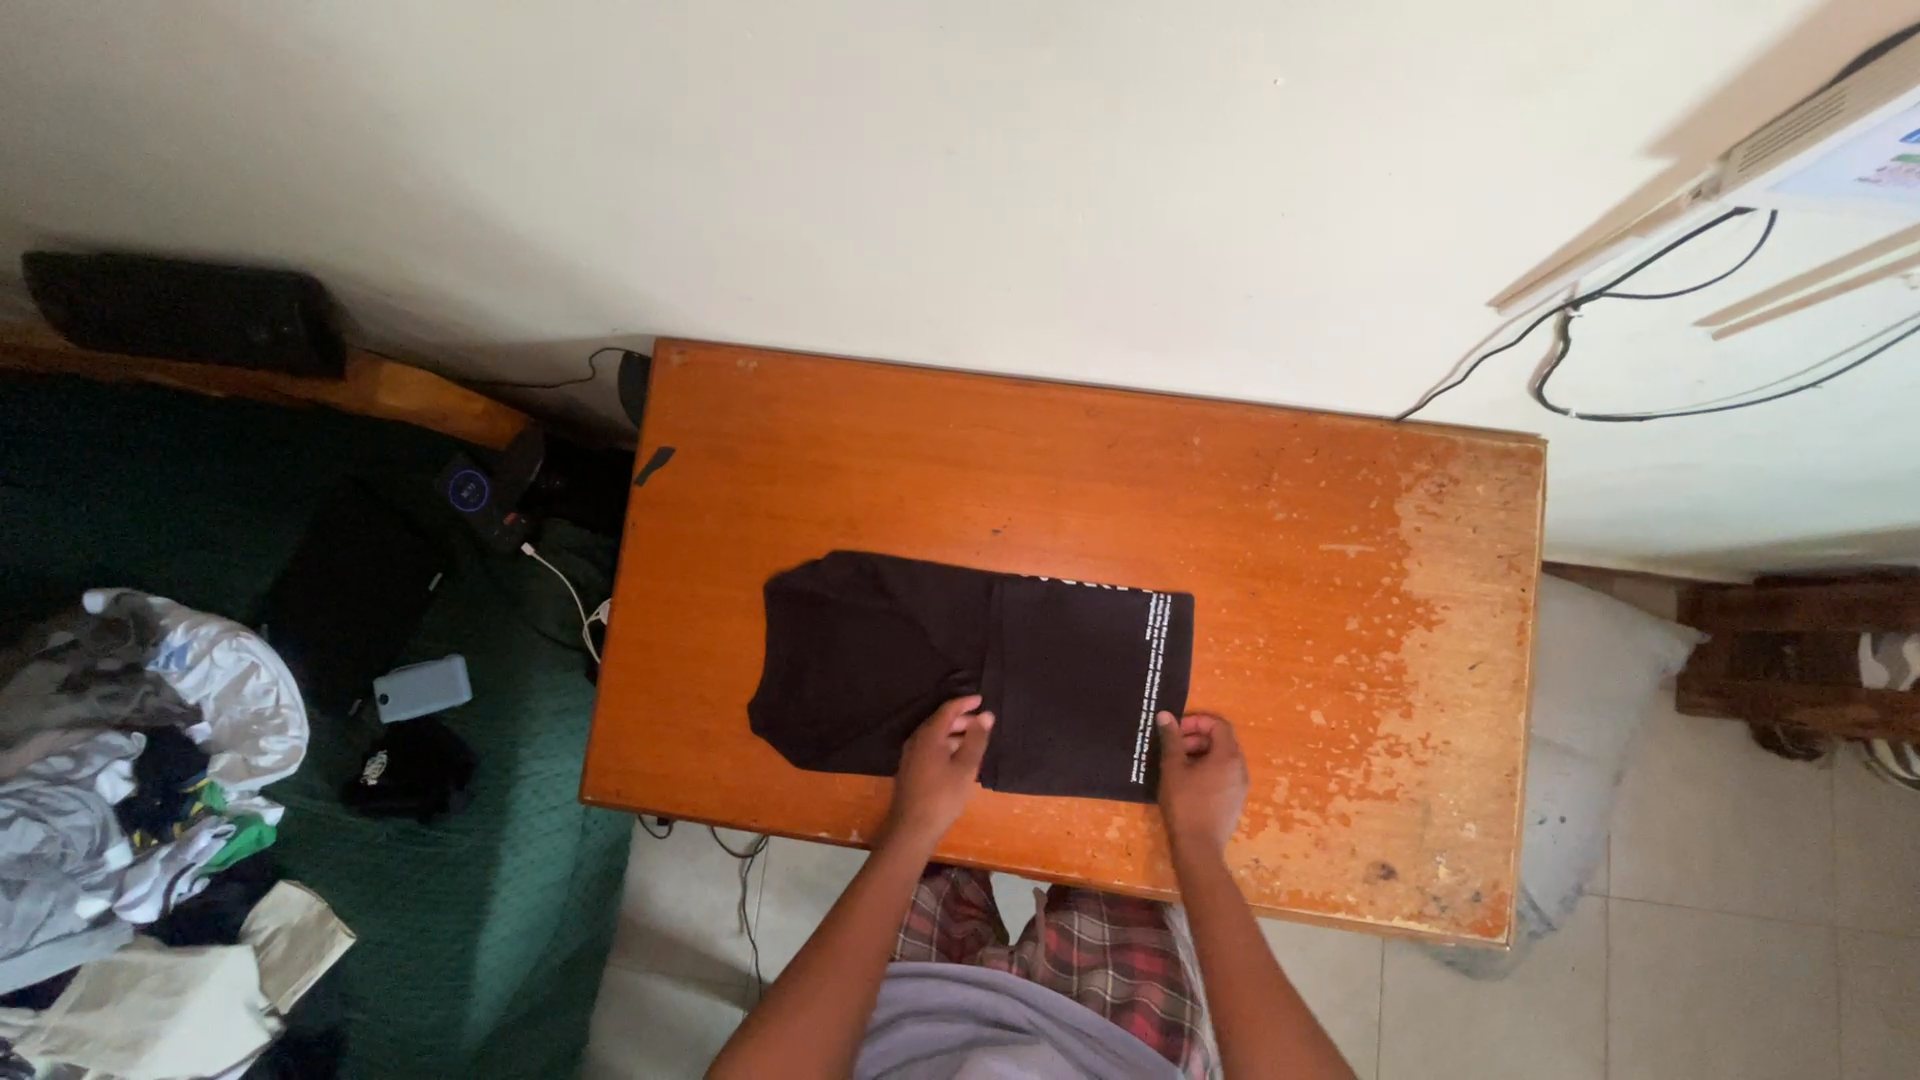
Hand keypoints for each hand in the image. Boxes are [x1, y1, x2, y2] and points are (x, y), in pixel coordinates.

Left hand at [885, 695, 993, 851]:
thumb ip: (976, 739)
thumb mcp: (966, 767)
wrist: (912, 828)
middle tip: (981, 723)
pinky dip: (946, 746)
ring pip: (935, 736)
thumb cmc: (943, 796)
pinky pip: (930, 748)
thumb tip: (986, 715)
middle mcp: (916, 740)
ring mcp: (910, 755)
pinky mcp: (910, 769)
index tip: (981, 699)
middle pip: (940, 721)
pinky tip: (958, 759)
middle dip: (961, 719)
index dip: (965, 703)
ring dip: (954, 734)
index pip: (948, 710)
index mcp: (929, 735)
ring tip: (974, 742)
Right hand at [1156, 711, 1247, 860]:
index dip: (1196, 722)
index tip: (1176, 731)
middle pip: (1221, 741)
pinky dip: (1207, 770)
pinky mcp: (1235, 801)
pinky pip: (1223, 775)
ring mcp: (1240, 787)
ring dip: (1200, 754)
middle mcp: (1240, 769)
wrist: (1198, 847)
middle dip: (1196, 738)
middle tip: (1173, 749)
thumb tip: (1165, 715)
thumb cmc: (1184, 802)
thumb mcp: (1173, 767)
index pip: (1218, 725)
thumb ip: (1171, 739)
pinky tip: (1187, 784)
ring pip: (1222, 759)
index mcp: (1228, 757)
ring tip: (1177, 766)